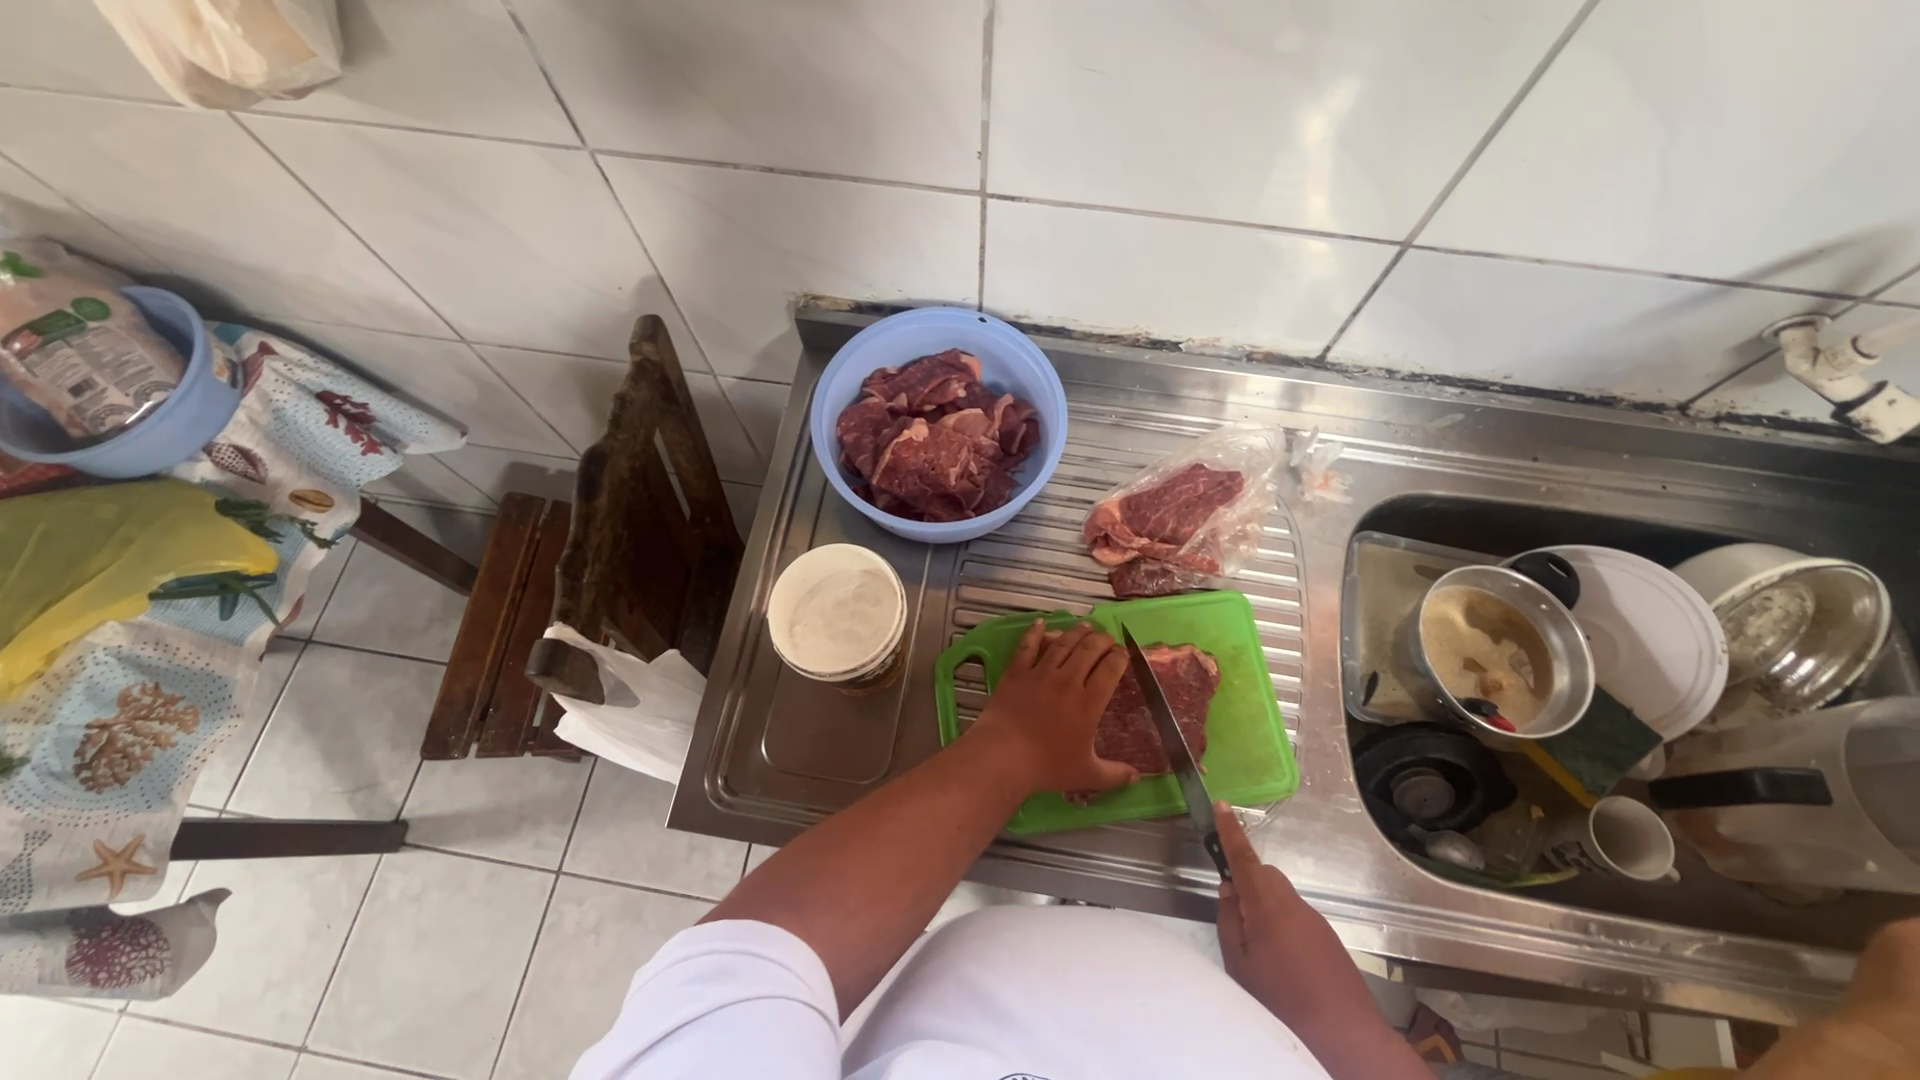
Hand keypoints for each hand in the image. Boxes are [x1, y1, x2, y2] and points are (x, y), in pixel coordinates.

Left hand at [970, 619, 1136, 795]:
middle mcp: (1068, 681)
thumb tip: (1138, 778)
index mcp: (1089, 703)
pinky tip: (1040, 624)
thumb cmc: (1047, 766)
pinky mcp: (1016, 673)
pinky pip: (1027, 647)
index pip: (1110, 670)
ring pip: (1062, 645)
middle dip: (1101, 640)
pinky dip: (1035, 633)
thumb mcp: (1087, 775)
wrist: (1004, 756)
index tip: (1123, 653)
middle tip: (1107, 637)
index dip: (1119, 657)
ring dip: (1076, 633)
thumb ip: (1114, 775)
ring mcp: (1040, 674)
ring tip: (1085, 626)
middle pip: (1088, 650)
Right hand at [1214, 804, 1391, 1040]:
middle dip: (1246, 883)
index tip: (1222, 805)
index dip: (1230, 830)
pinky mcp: (1327, 939)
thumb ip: (1230, 921)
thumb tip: (1229, 892)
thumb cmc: (1281, 1000)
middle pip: (1264, 875)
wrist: (1345, 1035)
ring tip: (1258, 952)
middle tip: (1234, 919)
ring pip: (1280, 897)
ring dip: (1264, 909)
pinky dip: (1281, 927)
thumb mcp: (1239, 963)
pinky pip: (1295, 918)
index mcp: (1267, 905)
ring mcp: (1314, 920)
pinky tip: (1282, 965)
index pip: (1244, 857)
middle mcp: (1293, 904)